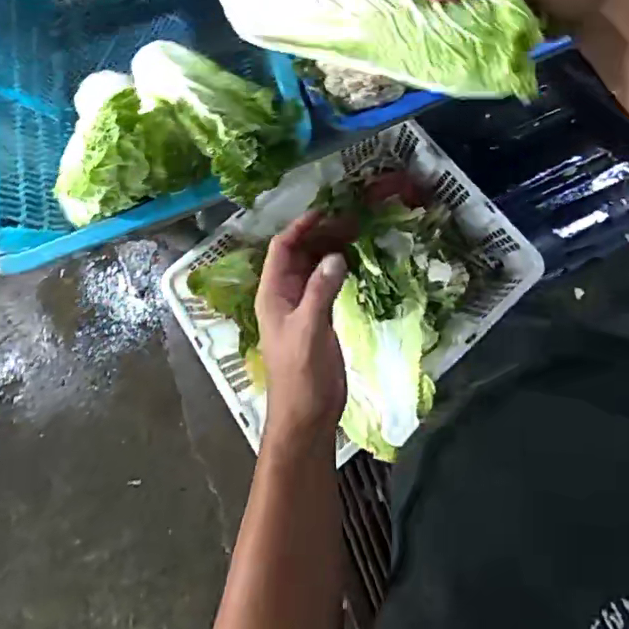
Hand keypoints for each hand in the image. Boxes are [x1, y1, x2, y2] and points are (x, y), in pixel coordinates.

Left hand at [256, 211, 348, 441]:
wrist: (306, 417)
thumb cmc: (301, 375)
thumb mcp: (310, 330)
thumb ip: (321, 292)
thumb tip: (336, 256)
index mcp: (272, 294)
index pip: (281, 249)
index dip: (299, 227)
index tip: (324, 211)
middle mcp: (284, 295)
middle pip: (298, 254)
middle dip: (319, 235)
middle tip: (349, 220)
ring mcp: (301, 306)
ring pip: (313, 267)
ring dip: (329, 249)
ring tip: (355, 233)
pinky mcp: (317, 318)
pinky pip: (324, 283)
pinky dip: (336, 269)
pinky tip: (354, 261)